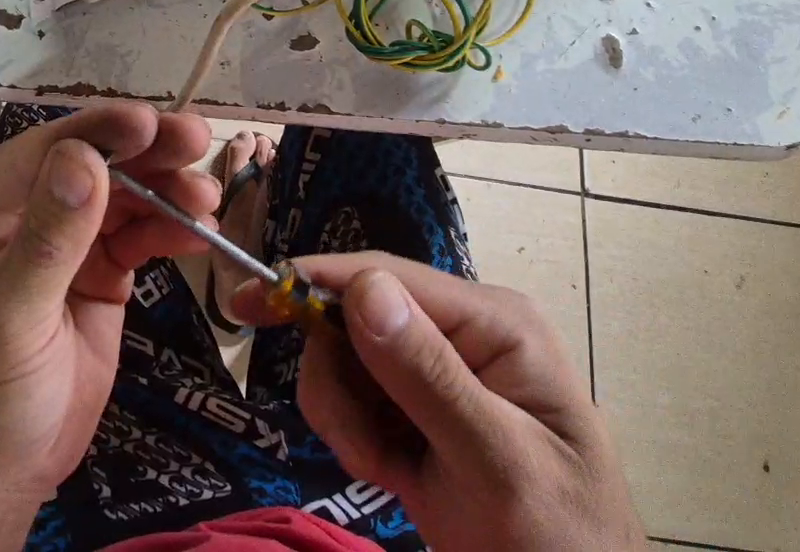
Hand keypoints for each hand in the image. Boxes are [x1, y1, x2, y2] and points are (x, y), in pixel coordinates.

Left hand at [0, 102, 219, 550]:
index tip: (149, 123)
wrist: (1, 476)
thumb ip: (49, 239)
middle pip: (88, 164)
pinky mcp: (98, 272)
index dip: (96, 132)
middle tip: (196, 140)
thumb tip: (85, 157)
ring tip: (206, 200)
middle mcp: (20, 212)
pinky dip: (169, 230)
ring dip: (165, 190)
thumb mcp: (12, 318)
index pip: (39, 154)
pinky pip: (138, 236)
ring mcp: (63, 241)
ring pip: (121, 196)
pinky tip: (199, 233)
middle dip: (142, 152)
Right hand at [233, 253, 647, 551]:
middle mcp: (457, 327)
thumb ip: (428, 375)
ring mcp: (432, 364)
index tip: (244, 303)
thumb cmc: (554, 539)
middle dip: (340, 386)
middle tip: (362, 451)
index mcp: (490, 320)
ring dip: (346, 419)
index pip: (381, 275)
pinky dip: (354, 436)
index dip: (309, 284)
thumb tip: (361, 286)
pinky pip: (347, 395)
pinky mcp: (410, 400)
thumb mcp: (495, 463)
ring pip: (338, 360)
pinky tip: (394, 473)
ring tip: (388, 471)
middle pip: (347, 319)